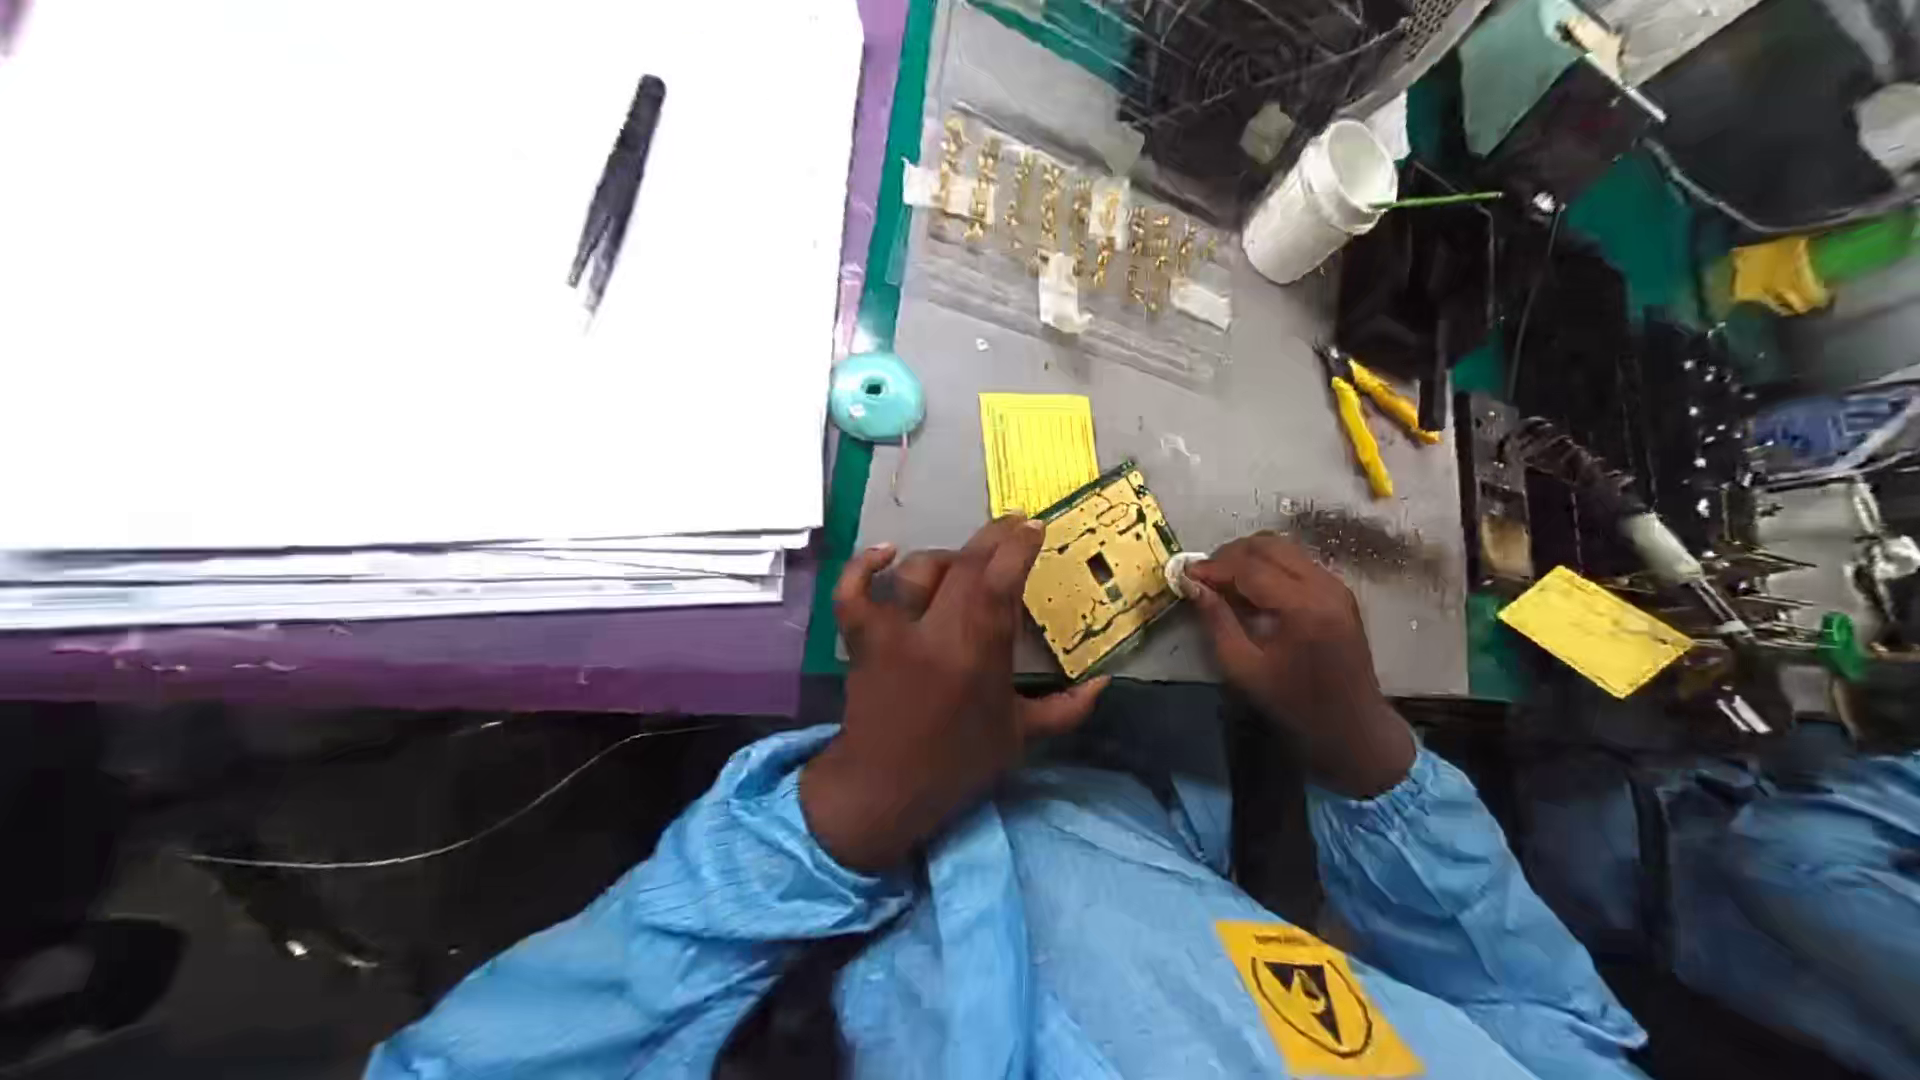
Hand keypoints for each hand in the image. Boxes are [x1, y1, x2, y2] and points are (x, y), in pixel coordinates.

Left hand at [801, 516, 1109, 871]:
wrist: (885, 789)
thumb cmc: (958, 762)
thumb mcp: (1020, 737)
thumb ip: (1068, 709)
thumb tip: (1105, 682)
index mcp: (978, 656)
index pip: (1000, 582)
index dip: (1018, 547)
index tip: (1034, 529)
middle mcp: (934, 635)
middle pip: (963, 566)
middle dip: (993, 537)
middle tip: (1014, 524)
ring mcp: (892, 634)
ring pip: (916, 572)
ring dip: (945, 557)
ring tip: (964, 560)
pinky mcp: (860, 640)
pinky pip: (853, 592)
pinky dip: (863, 566)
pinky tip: (886, 552)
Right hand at [1187, 533, 1413, 797]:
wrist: (1352, 723)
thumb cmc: (1293, 700)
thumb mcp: (1243, 667)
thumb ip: (1217, 620)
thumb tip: (1191, 584)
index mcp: (1303, 608)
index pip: (1250, 567)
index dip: (1213, 566)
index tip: (1186, 574)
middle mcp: (1325, 586)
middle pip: (1268, 546)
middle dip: (1229, 555)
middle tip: (1203, 575)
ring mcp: (1336, 585)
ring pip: (1283, 547)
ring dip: (1248, 556)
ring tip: (1222, 579)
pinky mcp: (1338, 590)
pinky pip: (1296, 560)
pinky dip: (1267, 564)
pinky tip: (1250, 588)